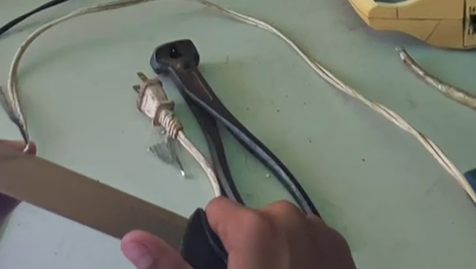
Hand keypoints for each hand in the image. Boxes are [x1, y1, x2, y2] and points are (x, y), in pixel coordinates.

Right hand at [119, 198, 355, 268]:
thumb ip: (169, 267)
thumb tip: (131, 238)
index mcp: (253, 227)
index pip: (217, 213)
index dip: (217, 247)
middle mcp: (289, 218)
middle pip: (252, 222)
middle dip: (249, 251)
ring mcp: (320, 233)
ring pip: (283, 231)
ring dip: (278, 255)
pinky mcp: (343, 252)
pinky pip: (311, 242)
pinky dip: (304, 261)